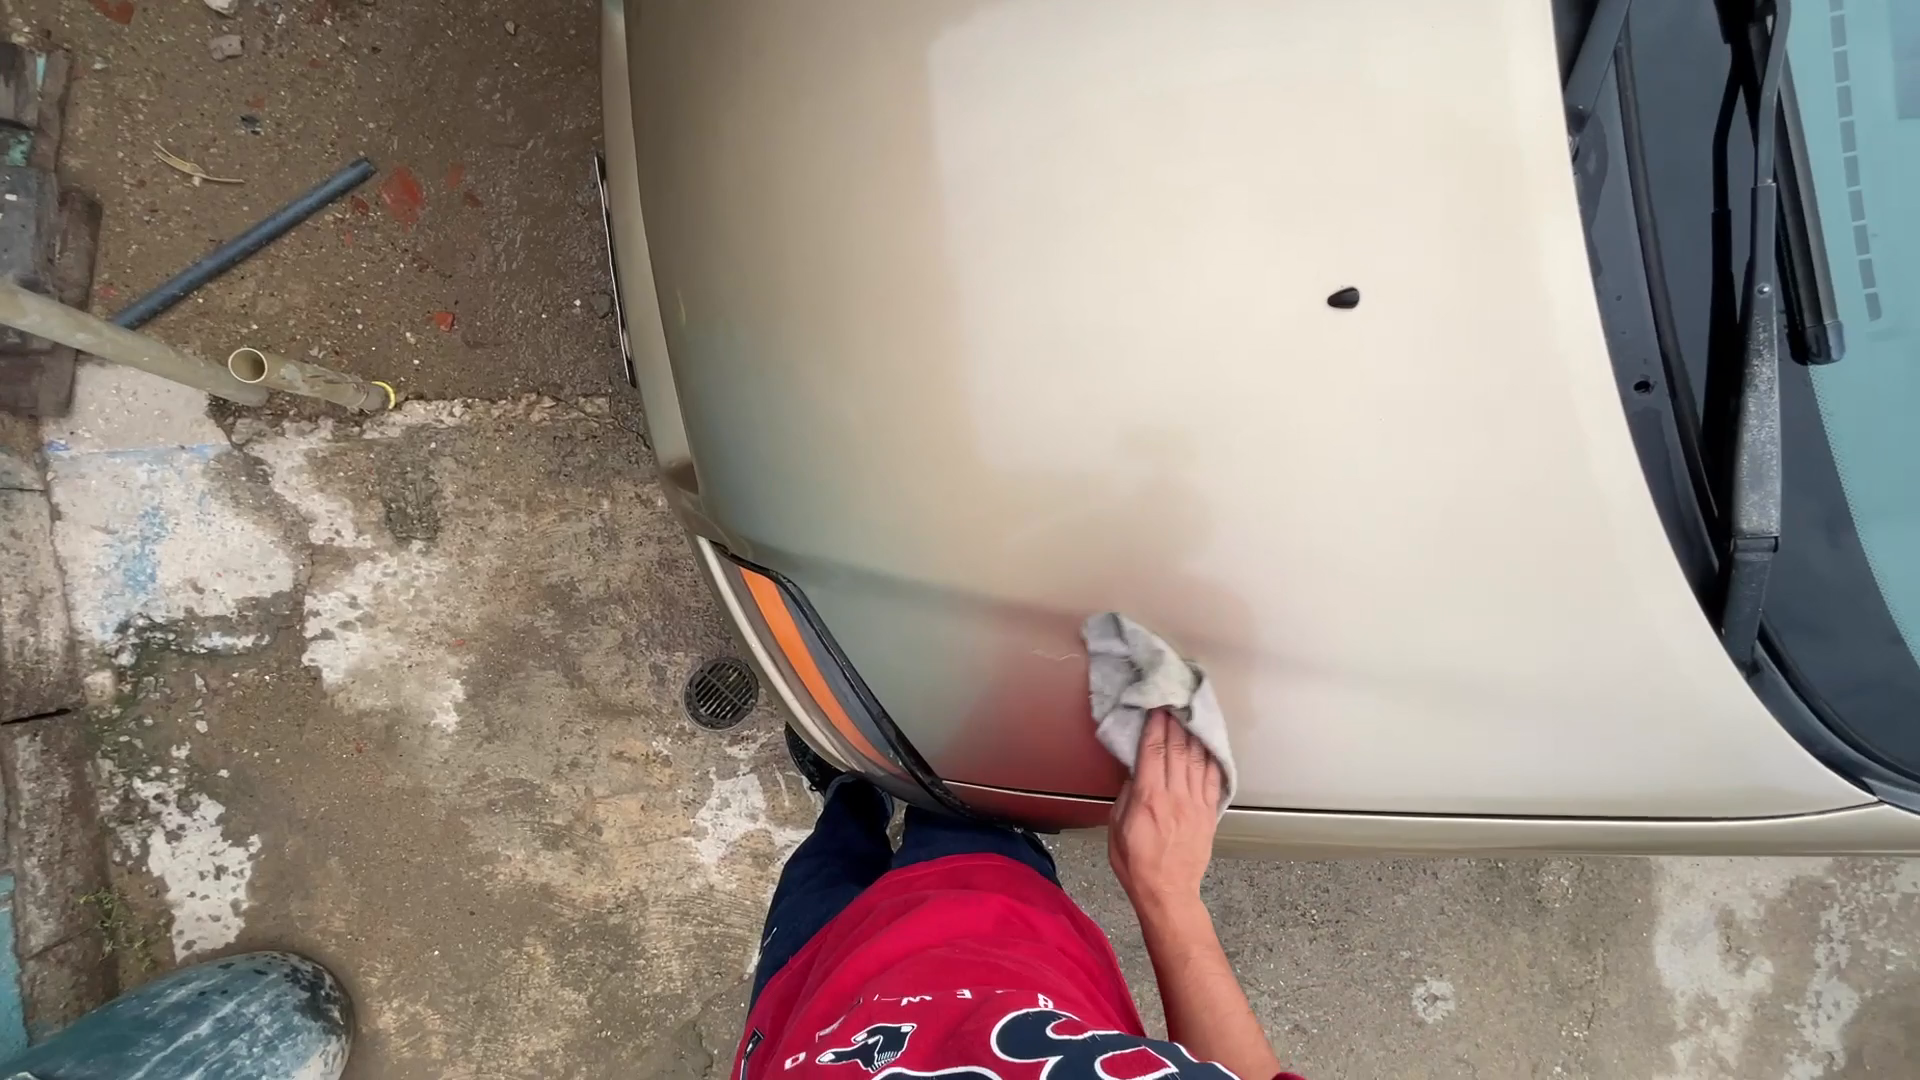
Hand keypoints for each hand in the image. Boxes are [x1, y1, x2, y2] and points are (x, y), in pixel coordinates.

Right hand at [1108, 709, 1222, 916]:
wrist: (1167, 893)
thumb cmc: (1135, 863)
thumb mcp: (1116, 826)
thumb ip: (1128, 795)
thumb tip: (1136, 771)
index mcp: (1149, 799)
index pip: (1153, 751)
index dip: (1155, 726)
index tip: (1156, 706)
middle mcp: (1175, 797)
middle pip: (1177, 750)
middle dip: (1175, 722)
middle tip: (1174, 700)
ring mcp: (1196, 805)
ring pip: (1197, 760)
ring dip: (1193, 734)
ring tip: (1191, 714)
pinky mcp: (1208, 815)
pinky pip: (1213, 781)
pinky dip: (1212, 759)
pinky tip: (1210, 744)